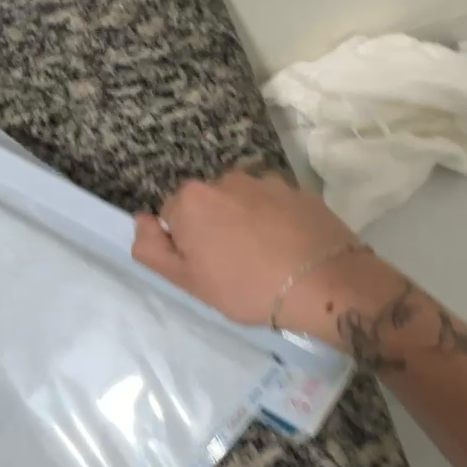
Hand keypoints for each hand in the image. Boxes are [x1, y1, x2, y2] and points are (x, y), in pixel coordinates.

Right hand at [132, 167, 399, 344]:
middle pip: (205, 205)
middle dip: (211, 228)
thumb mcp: (186, 281)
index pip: (170, 218)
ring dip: (241, 222)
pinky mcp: (298, 190)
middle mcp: (225, 179)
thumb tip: (142, 221)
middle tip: (230, 266)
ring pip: (239, 202)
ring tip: (261, 257)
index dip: (183, 245)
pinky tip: (284, 249)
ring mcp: (265, 182)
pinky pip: (271, 205)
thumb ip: (151, 249)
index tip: (202, 268)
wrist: (324, 284)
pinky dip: (272, 221)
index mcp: (191, 200)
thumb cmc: (245, 287)